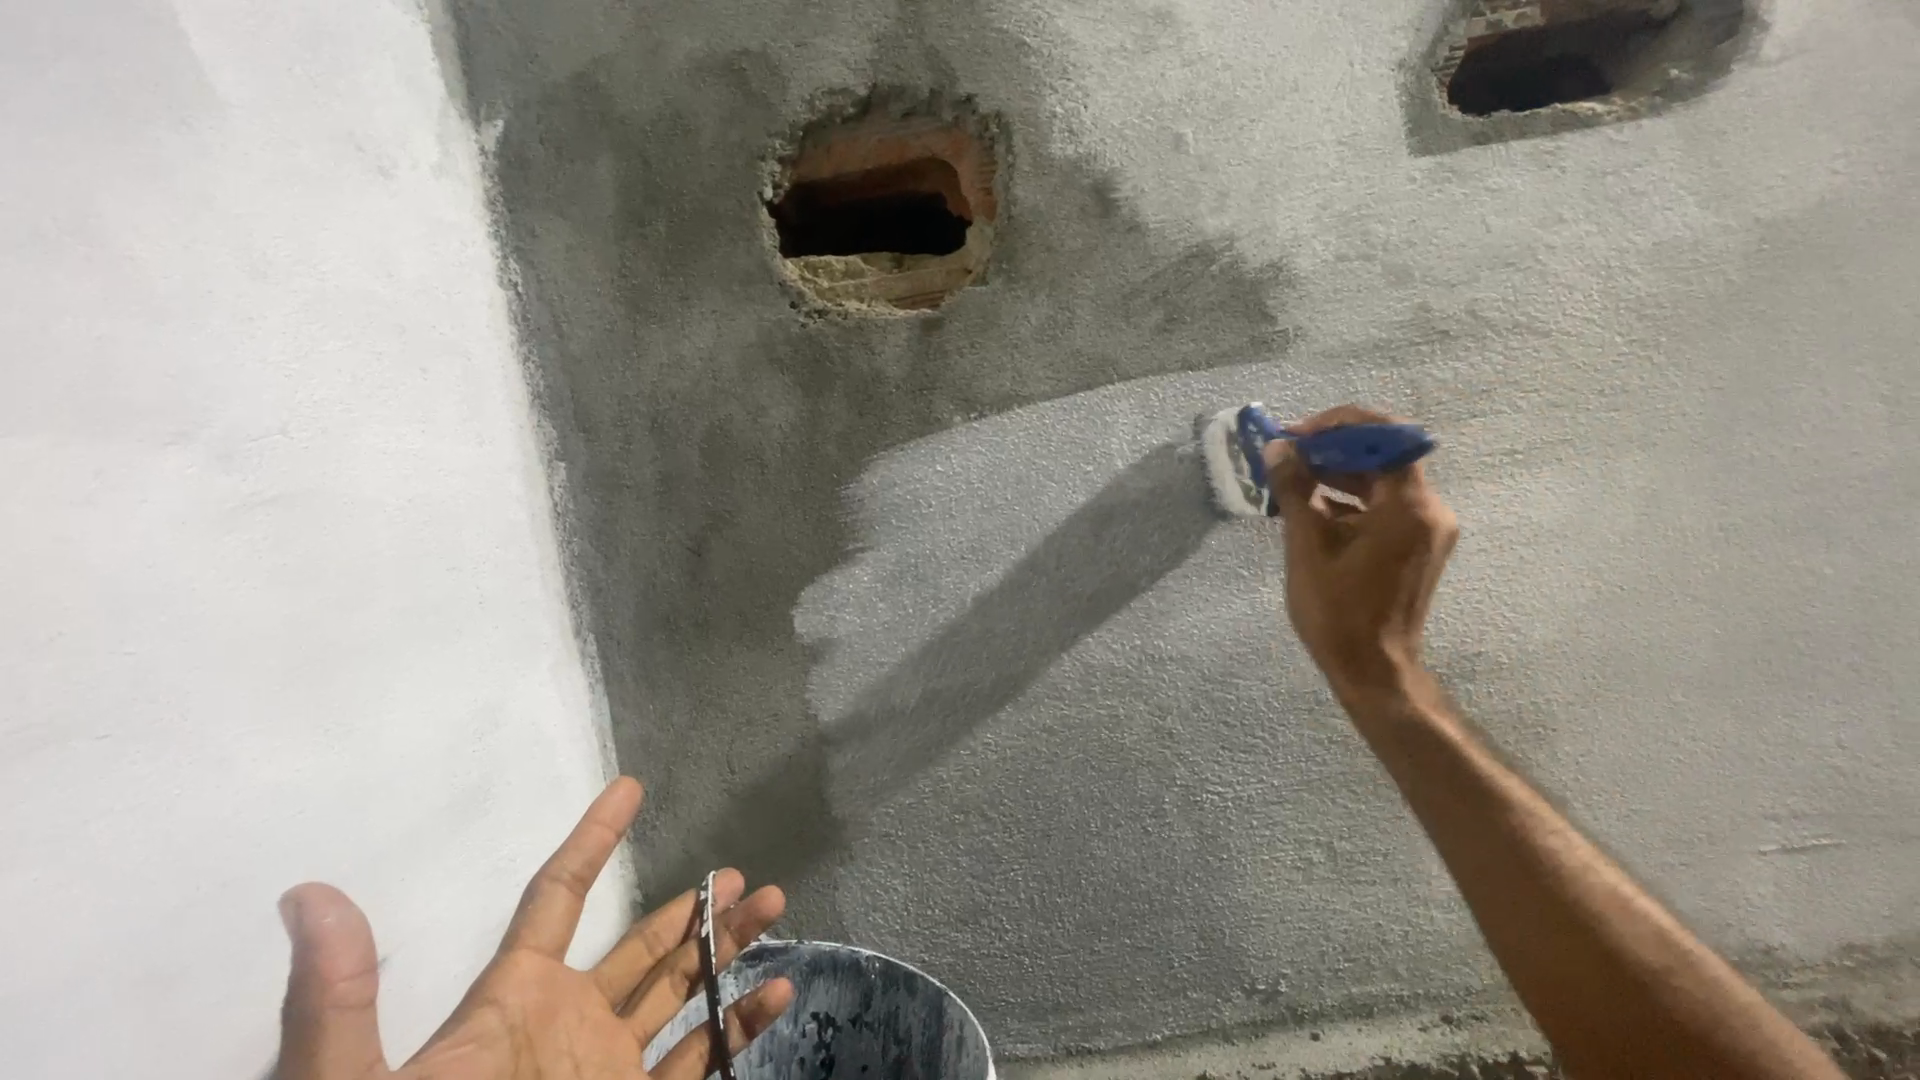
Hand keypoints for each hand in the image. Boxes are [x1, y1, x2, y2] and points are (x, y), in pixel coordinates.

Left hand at [274, 778, 793, 1079]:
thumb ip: (333, 997)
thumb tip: (303, 893)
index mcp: (513, 997)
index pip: (560, 896)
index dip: (593, 839)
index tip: (630, 788)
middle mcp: (569, 1022)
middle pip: (643, 944)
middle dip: (693, 906)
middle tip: (738, 875)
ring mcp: (607, 1069)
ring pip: (681, 992)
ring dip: (727, 948)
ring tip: (771, 906)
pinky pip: (701, 1060)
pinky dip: (740, 1025)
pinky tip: (777, 993)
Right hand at [1266, 405, 1458, 698]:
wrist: (1370, 668)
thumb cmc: (1337, 610)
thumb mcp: (1307, 545)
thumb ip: (1296, 489)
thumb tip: (1278, 448)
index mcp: (1409, 506)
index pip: (1386, 436)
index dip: (1339, 425)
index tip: (1297, 434)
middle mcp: (1429, 510)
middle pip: (1383, 457)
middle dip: (1332, 449)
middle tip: (1285, 454)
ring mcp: (1425, 529)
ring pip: (1380, 482)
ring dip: (1336, 474)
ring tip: (1290, 478)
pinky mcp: (1415, 546)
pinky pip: (1382, 507)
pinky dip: (1348, 500)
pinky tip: (1309, 507)